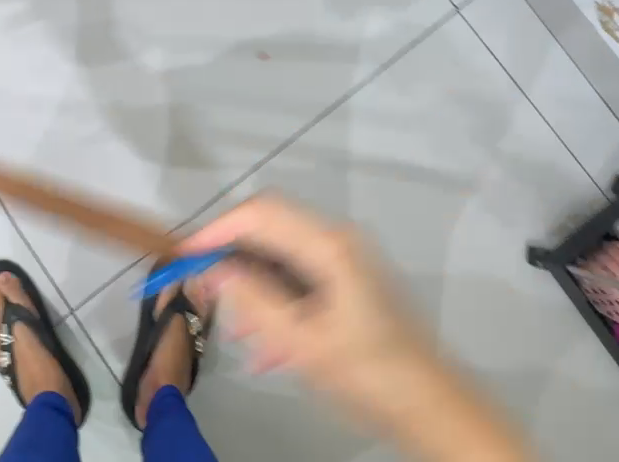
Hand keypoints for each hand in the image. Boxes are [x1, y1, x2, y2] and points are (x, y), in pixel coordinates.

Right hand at [181, 195, 438, 420]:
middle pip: (267, 226)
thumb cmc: (368, 372)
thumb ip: (253, 299)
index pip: (260, 213)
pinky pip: (295, 274)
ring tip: (236, 331)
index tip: (185, 255)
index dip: (217, 229)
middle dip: (231, 256)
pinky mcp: (346, 278)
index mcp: (328, 244)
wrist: (433, 406)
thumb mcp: (301, 342)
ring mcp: (343, 256)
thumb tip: (212, 268)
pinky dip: (273, 299)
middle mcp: (336, 238)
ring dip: (251, 284)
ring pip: (279, 253)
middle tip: (204, 288)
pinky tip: (265, 345)